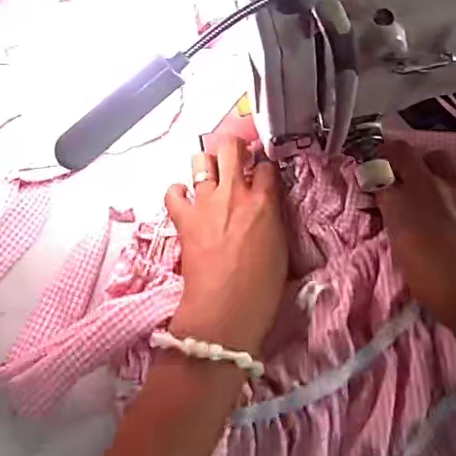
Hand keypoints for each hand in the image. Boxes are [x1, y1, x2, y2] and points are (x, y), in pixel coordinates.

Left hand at [164, 136, 288, 353]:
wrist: (226, 309)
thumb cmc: (262, 288)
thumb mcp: (281, 246)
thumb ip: (274, 217)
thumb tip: (268, 207)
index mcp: (264, 201)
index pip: (266, 165)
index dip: (265, 165)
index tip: (263, 171)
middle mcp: (234, 193)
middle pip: (232, 146)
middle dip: (235, 148)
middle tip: (237, 160)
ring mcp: (206, 202)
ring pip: (201, 159)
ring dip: (207, 164)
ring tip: (211, 176)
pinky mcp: (184, 218)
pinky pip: (173, 191)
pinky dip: (178, 191)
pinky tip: (185, 197)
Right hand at [374, 140, 455, 389]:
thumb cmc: (434, 286)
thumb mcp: (401, 251)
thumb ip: (394, 219)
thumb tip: (391, 205)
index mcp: (399, 202)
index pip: (378, 169)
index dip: (376, 173)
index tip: (377, 179)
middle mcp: (428, 184)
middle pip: (403, 150)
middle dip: (398, 157)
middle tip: (400, 173)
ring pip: (439, 159)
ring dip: (432, 170)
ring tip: (438, 192)